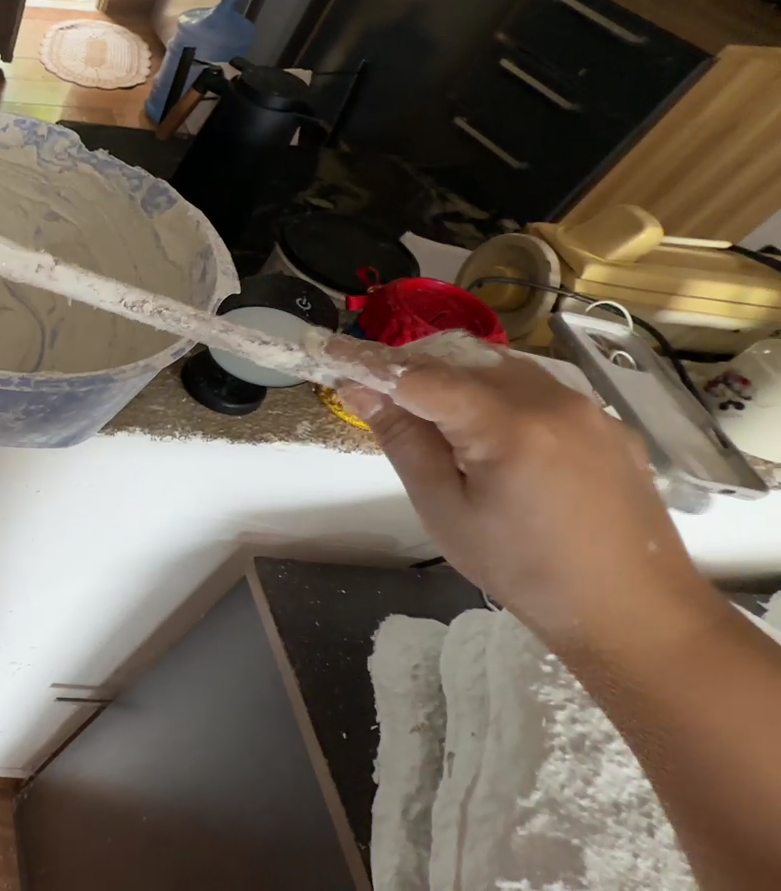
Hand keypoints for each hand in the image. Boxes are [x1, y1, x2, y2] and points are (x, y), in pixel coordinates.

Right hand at [343, 357, 712, 643]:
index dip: (369, 362)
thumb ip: (403, 440)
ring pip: (501, 368)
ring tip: (417, 405)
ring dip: (452, 374)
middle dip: (409, 364)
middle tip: (369, 385)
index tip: (329, 352)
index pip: (421, 376)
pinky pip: (537, 389)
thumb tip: (361, 391)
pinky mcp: (607, 426)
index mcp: (509, 428)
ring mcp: (589, 411)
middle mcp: (554, 403)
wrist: (634, 611)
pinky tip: (477, 426)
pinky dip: (492, 392)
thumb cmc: (523, 567)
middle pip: (462, 360)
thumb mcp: (443, 508)